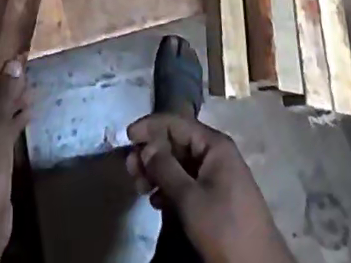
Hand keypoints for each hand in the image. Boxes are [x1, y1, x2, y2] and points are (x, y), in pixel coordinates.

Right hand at [126, 113, 293, 262]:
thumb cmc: (224, 226)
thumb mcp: (190, 198)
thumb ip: (166, 168)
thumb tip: (146, 145)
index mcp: (214, 145)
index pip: (177, 123)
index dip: (150, 126)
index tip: (126, 136)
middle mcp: (215, 153)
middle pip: (177, 142)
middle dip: (151, 152)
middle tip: (130, 170)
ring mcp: (217, 174)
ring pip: (180, 163)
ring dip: (157, 171)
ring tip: (139, 187)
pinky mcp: (215, 195)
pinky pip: (187, 181)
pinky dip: (169, 186)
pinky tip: (155, 201)